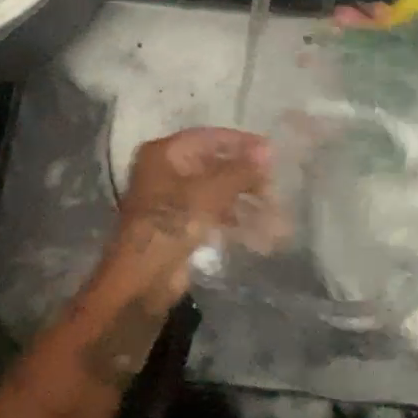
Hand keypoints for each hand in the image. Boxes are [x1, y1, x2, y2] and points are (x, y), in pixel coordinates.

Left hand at [106, 127, 270, 299]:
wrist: (143, 278)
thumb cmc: (172, 223)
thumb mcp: (210, 192)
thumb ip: (240, 170)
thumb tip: (268, 149)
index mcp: (164, 153)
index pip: (209, 138)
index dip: (241, 143)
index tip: (272, 152)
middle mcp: (165, 172)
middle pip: (213, 165)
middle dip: (245, 177)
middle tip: (274, 187)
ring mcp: (171, 201)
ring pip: (215, 192)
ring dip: (244, 201)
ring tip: (273, 212)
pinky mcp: (180, 227)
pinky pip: (212, 215)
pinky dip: (233, 221)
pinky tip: (258, 232)